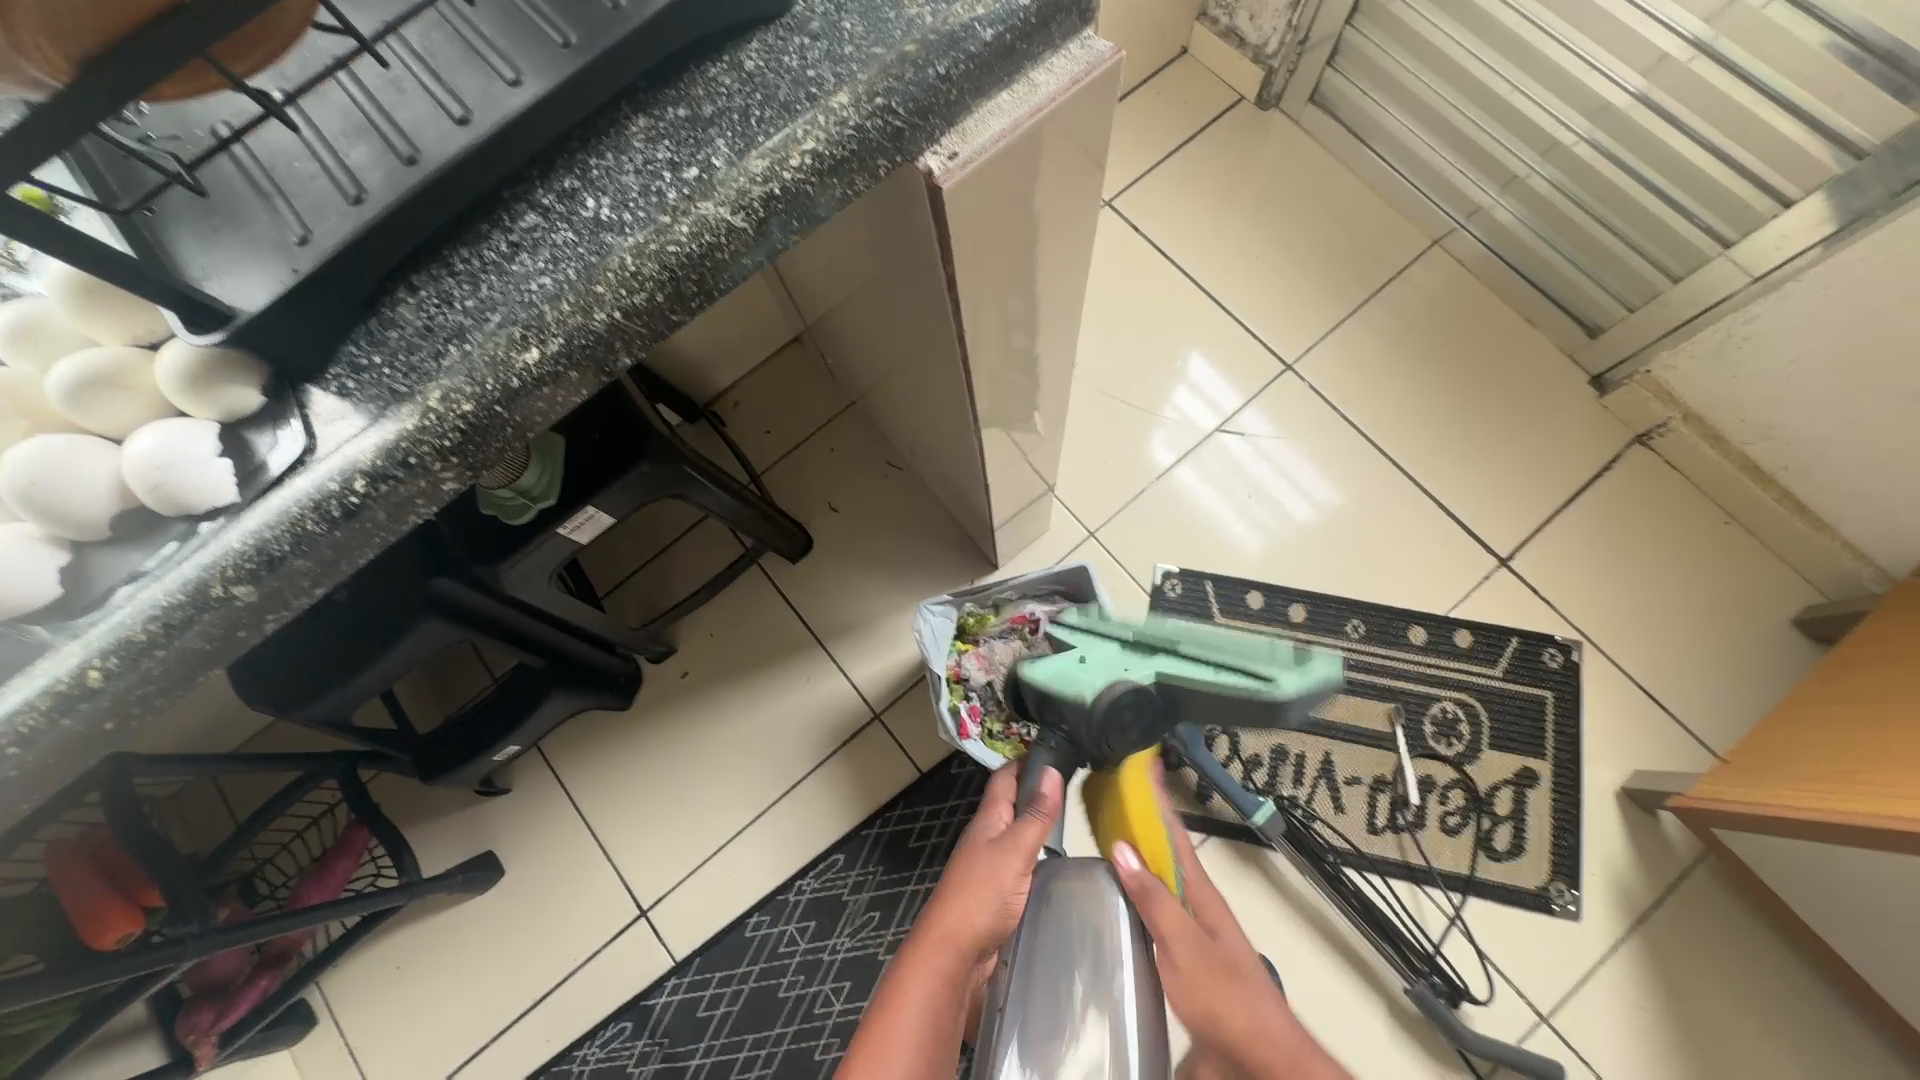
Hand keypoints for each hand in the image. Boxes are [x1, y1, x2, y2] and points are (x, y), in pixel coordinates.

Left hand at [915, 760, 1063, 966]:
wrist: (954, 952)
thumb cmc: (982, 894)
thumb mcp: (1015, 850)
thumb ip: (1036, 815)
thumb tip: (1053, 770)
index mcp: (988, 819)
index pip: (1006, 777)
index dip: (1026, 761)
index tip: (1055, 748)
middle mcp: (986, 836)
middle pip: (1010, 803)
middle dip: (1035, 790)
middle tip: (1072, 783)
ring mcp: (988, 864)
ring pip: (1014, 833)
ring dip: (1036, 823)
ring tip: (1070, 820)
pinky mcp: (995, 891)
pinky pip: (1018, 861)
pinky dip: (1035, 853)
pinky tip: (1055, 863)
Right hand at [1108, 761, 1347, 1079]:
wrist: (1258, 1057)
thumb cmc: (1224, 996)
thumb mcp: (1184, 944)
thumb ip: (1153, 898)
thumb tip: (1122, 845)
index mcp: (1201, 895)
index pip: (1174, 835)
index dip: (1158, 801)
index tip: (1143, 766)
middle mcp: (1197, 907)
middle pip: (1165, 857)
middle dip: (1140, 826)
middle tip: (1108, 800)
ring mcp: (1192, 934)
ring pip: (1159, 886)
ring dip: (1136, 861)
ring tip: (1105, 843)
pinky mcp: (1184, 961)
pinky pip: (1154, 915)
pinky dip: (1136, 898)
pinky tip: (1117, 907)